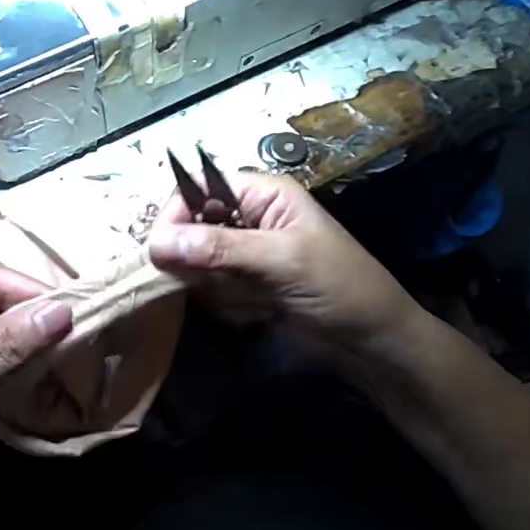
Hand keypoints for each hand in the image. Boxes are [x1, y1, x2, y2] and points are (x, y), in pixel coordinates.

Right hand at [146, 173, 427, 367]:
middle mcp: (249, 218)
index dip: (177, 214)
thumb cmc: (337, 285)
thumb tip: (158, 241)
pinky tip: (265, 312)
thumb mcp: (282, 260)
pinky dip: (233, 306)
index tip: (159, 249)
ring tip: (261, 299)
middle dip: (205, 263)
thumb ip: (220, 248)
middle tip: (232, 282)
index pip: (200, 189)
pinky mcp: (246, 287)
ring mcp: (246, 255)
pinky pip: (215, 293)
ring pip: (200, 266)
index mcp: (263, 194)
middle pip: (193, 229)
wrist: (371, 340)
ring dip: (224, 290)